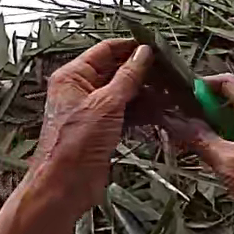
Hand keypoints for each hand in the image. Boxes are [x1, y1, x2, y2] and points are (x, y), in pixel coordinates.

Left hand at [31, 38, 154, 209]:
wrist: (65, 187)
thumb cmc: (74, 144)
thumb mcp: (106, 104)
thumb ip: (127, 77)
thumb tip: (143, 54)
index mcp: (73, 76)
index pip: (105, 50)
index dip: (130, 47)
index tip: (155, 47)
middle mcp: (80, 90)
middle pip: (116, 70)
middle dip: (141, 71)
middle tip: (167, 70)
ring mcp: (92, 110)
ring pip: (123, 92)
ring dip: (144, 92)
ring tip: (168, 90)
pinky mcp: (102, 129)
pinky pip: (125, 112)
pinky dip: (140, 110)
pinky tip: (159, 110)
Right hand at [170, 75, 233, 233]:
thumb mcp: (229, 166)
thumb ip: (199, 139)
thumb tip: (172, 120)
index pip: (231, 83)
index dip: (203, 86)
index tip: (181, 96)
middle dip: (210, 109)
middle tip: (185, 120)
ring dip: (221, 125)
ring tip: (198, 139)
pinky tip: (220, 153)